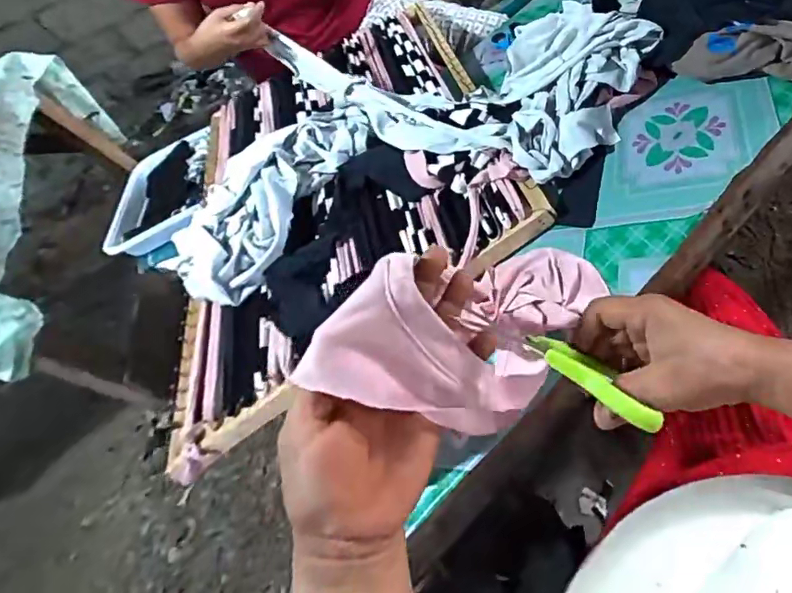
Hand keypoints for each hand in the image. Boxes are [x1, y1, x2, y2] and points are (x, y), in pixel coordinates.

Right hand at [197, 1, 266, 58]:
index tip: (260, 3)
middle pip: (259, 28)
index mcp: (232, 30)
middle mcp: (241, 39)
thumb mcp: (216, 15)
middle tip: (255, 12)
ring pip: (263, 37)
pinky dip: (263, 36)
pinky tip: (258, 30)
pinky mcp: (246, 50)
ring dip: (263, 28)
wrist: (201, 51)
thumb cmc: (206, 31)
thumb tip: (249, 5)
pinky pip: (260, 43)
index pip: (250, 20)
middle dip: (260, 18)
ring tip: (256, 21)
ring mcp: (245, 46)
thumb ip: (233, 9)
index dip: (258, 11)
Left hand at [279, 249, 492, 582]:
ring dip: (451, 309)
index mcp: (350, 365)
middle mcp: (383, 366)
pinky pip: (455, 374)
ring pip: (434, 337)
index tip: (409, 264)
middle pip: (407, 319)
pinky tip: (486, 334)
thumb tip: (337, 337)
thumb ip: (321, 384)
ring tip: (469, 281)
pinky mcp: (434, 407)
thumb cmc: (317, 480)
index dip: (390, 289)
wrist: (351, 533)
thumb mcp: (305, 429)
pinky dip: (473, 353)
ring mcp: (410, 384)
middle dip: (425, 287)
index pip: (371, 316)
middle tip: (442, 258)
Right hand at [572, 294, 774, 429]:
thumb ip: (621, 397)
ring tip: (606, 394)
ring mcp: (662, 328)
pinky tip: (629, 392)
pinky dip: (631, 370)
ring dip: (613, 366)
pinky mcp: (673, 344)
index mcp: (641, 311)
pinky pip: (640, 352)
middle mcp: (648, 314)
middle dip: (595, 355)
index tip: (575, 366)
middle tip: (587, 386)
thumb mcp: (657, 387)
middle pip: (608, 327)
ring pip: (624, 343)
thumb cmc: (701, 370)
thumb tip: (596, 416)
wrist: (753, 371)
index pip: (597, 312)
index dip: (581, 337)